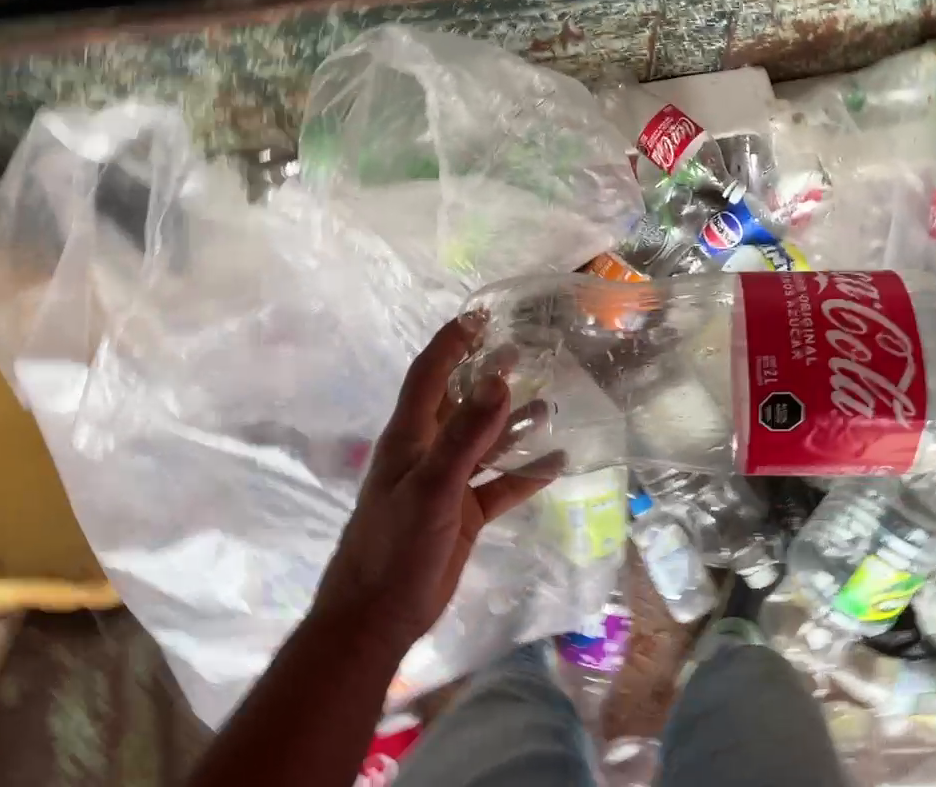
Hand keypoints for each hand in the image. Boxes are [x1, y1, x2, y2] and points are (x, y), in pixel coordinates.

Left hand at [314, 315, 562, 655]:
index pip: (429, 375)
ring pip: (487, 442)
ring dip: (515, 423)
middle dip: (490, 377)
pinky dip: (527, 473)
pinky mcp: (466, 513)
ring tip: (552, 403)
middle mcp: (429, 452)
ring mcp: (449, 484)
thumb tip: (499, 381)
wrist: (377, 618)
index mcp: (409, 437)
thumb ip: (466, 435)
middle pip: (462, 403)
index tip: (480, 317)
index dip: (451, 343)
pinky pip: (502, 484)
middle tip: (527, 353)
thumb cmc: (394, 546)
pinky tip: (558, 462)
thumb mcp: (431, 486)